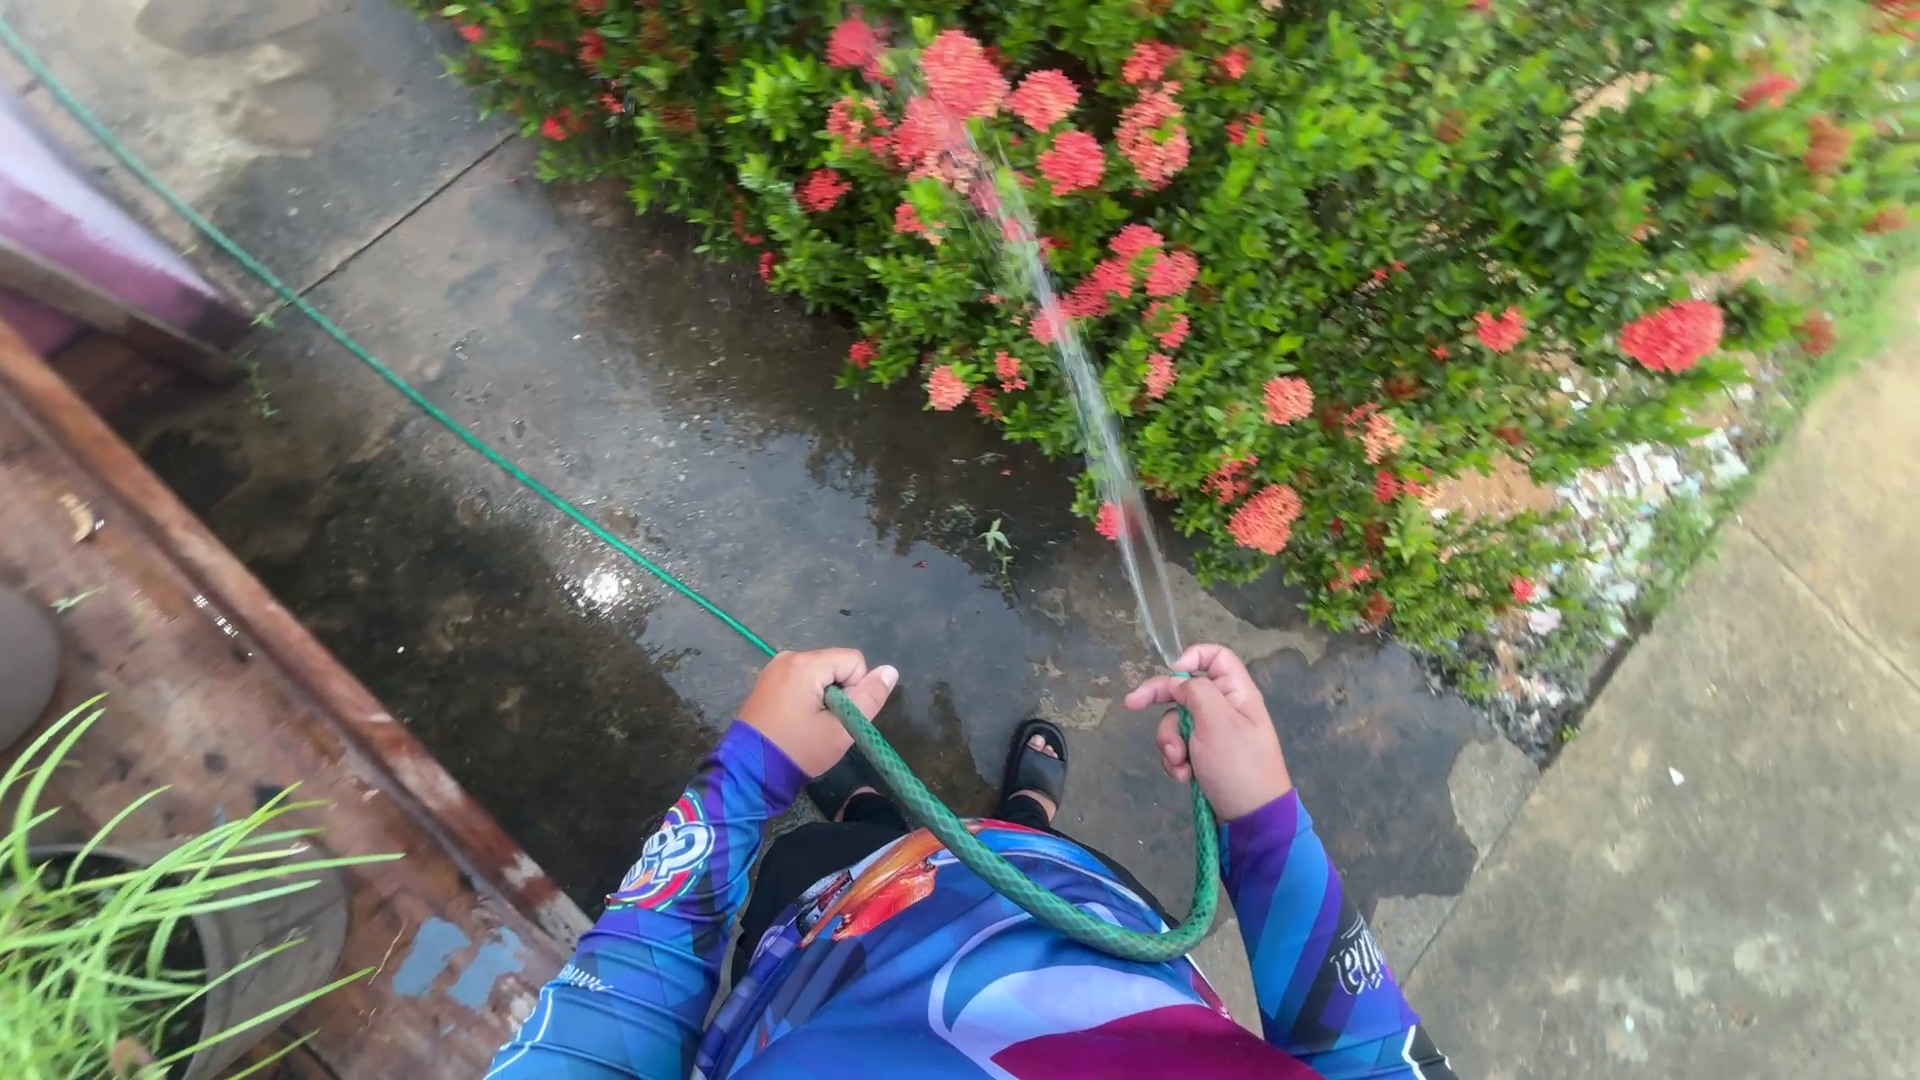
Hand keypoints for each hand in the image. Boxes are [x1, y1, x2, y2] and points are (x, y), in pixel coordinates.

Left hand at [739, 649, 897, 776]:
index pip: (854, 662)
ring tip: (809, 725)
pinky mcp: (767, 681)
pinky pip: (802, 680)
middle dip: (840, 693)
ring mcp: (775, 668)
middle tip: (823, 725)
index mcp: (806, 663)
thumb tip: (890, 670)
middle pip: (837, 666)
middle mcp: (789, 657)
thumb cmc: (797, 751)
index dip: (856, 691)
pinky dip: (807, 697)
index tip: (838, 717)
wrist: (747, 774)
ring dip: (824, 697)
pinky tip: (796, 721)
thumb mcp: (841, 729)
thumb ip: (869, 698)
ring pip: (821, 674)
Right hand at [1124, 644, 1291, 820]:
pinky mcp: (1202, 755)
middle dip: (1159, 701)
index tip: (1172, 672)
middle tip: (1131, 705)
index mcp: (1236, 693)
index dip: (1192, 657)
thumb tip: (1178, 682)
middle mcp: (1224, 708)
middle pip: (1184, 689)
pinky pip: (1178, 746)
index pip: (1216, 657)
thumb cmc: (1238, 765)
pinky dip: (1175, 760)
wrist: (1251, 820)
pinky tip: (1183, 775)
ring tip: (1180, 763)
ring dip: (1170, 742)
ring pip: (1175, 721)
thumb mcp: (1218, 722)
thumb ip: (1195, 692)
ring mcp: (1212, 733)